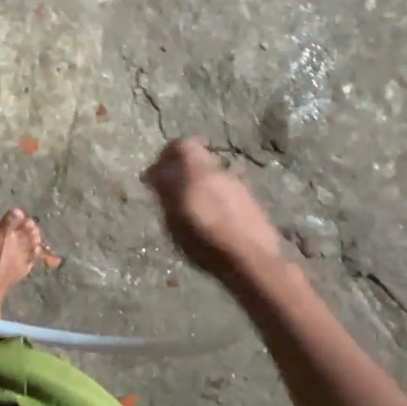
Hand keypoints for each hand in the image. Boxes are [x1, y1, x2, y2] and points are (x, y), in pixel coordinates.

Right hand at [142, 137, 285, 283]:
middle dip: (183, 171)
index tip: (158, 171)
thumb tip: (153, 171)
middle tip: (171, 192)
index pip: (182, 144)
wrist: (252, 261)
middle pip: (199, 160)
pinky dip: (216, 199)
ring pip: (214, 176)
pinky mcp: (252, 203)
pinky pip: (227, 192)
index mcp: (199, 171)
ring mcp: (240, 187)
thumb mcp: (174, 215)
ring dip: (201, 186)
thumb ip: (164, 189)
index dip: (168, 153)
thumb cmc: (205, 238)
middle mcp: (221, 172)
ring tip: (192, 211)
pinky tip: (213, 221)